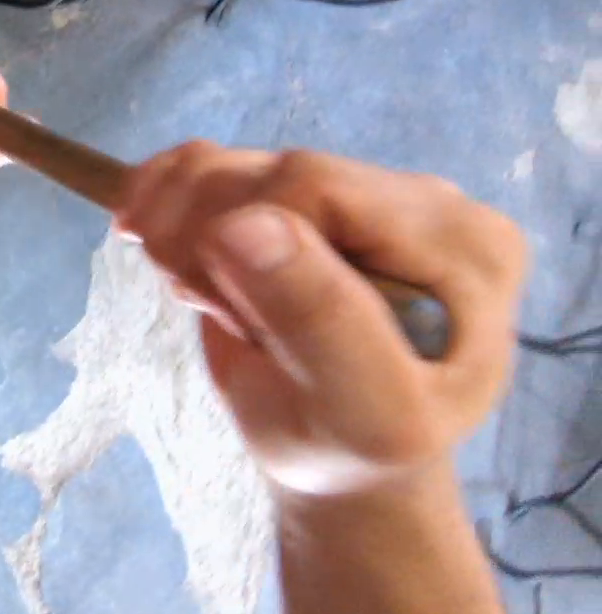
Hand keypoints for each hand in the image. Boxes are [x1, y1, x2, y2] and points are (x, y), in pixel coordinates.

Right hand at [117, 143, 527, 497]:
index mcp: (460, 242)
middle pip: (256, 169)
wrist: (325, 449)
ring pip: (213, 164)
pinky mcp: (279, 196)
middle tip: (205, 305)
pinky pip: (192, 164)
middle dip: (197, 237)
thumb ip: (318, 319)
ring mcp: (339, 194)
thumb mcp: (359, 411)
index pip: (310, 183)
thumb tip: (242, 224)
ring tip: (198, 290)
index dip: (237, 233)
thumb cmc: (351, 445)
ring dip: (171, 228)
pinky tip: (164, 249)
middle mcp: (410, 201)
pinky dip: (154, 202)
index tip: (225, 307)